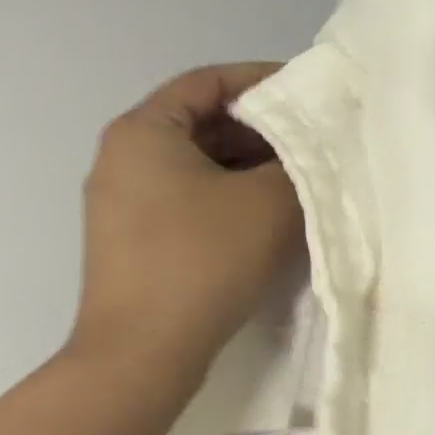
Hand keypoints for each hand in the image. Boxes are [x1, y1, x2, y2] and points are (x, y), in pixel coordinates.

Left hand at [69, 63, 305, 366]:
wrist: (138, 352)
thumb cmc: (199, 262)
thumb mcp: (267, 199)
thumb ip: (300, 157)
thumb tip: (314, 144)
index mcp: (138, 132)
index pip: (207, 81)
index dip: (266, 82)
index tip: (317, 99)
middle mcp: (117, 161)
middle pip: (198, 124)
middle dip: (260, 132)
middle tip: (317, 149)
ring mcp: (116, 206)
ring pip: (192, 168)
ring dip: (245, 172)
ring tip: (302, 188)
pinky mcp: (126, 244)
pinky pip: (180, 204)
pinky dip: (221, 203)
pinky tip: (265, 224)